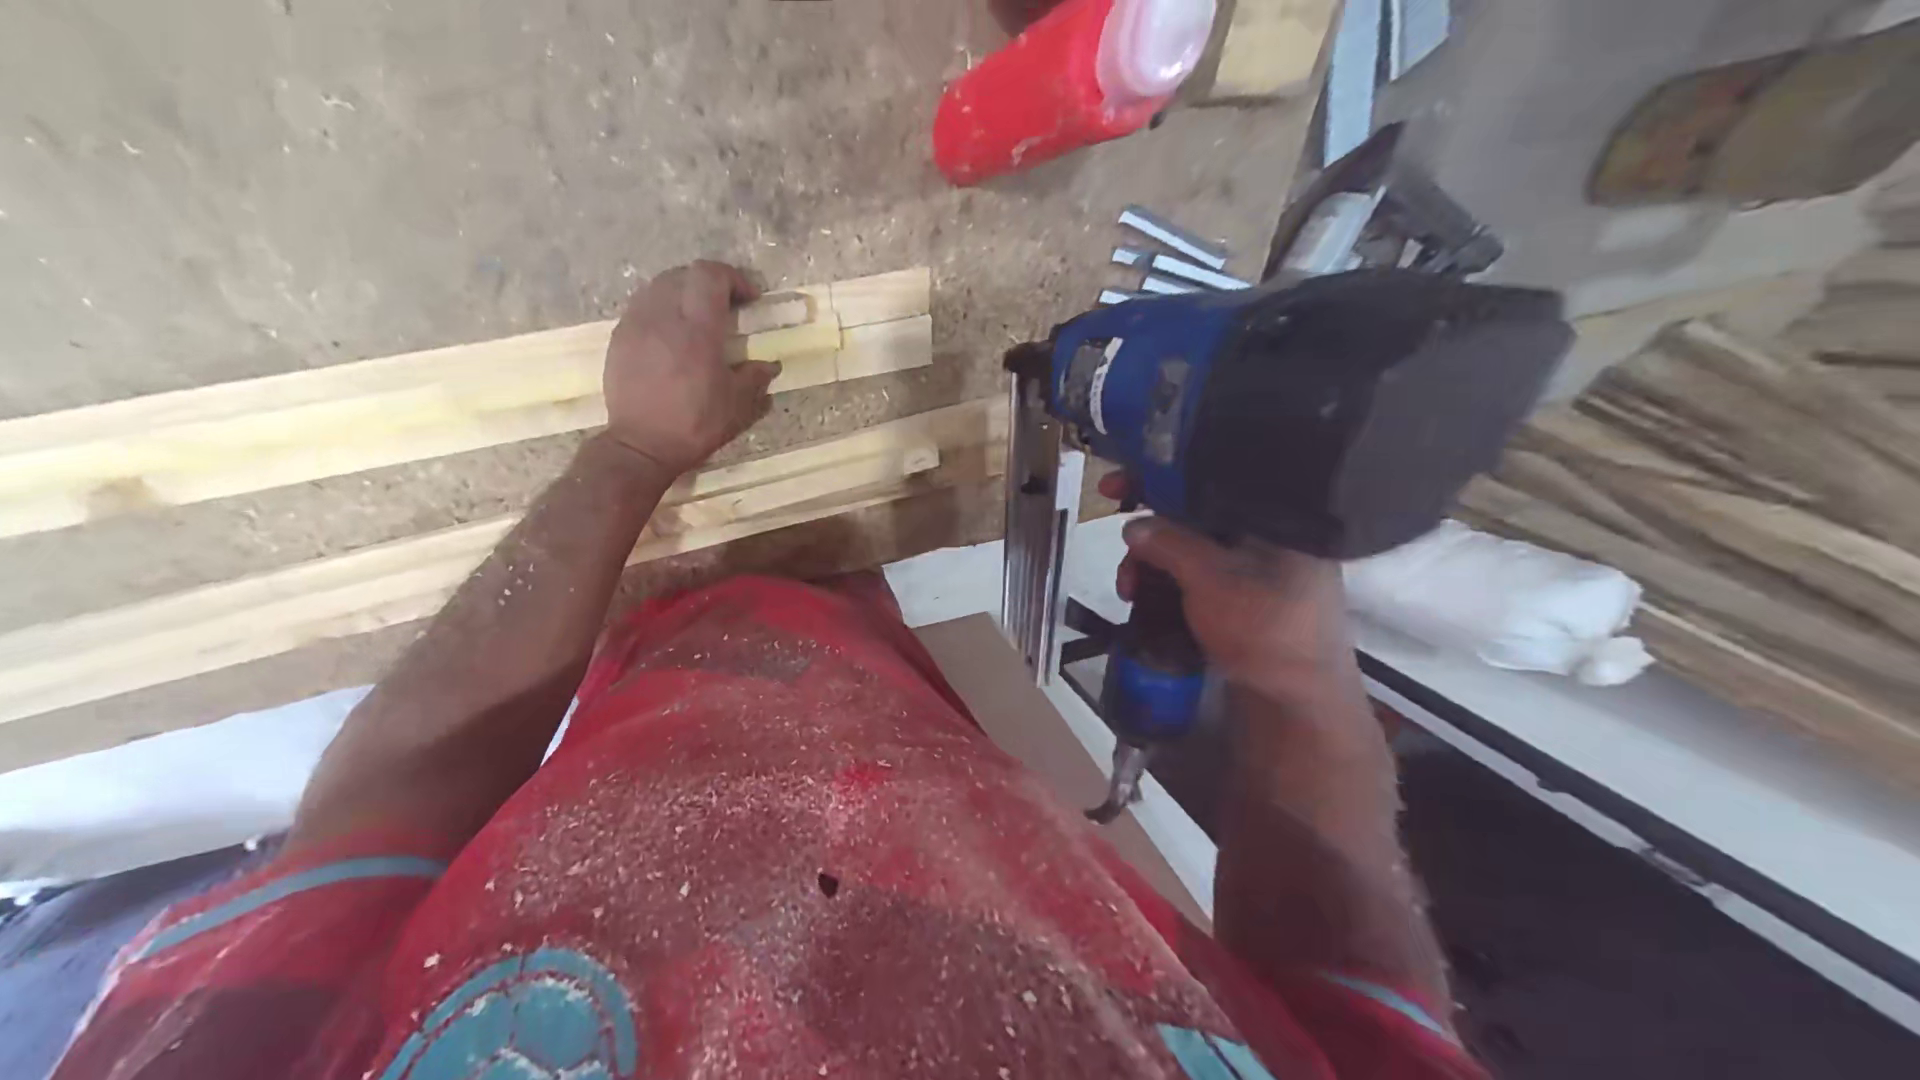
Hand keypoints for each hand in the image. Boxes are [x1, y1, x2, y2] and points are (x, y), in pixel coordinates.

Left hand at [602, 261, 780, 474]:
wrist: (641, 445)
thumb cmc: (695, 424)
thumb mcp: (737, 406)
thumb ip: (755, 378)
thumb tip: (769, 365)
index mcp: (697, 330)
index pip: (710, 275)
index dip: (733, 278)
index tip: (749, 299)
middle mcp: (663, 316)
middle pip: (684, 274)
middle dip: (709, 282)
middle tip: (726, 306)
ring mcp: (636, 324)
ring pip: (659, 286)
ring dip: (684, 292)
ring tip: (697, 318)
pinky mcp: (619, 338)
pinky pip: (643, 306)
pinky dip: (663, 309)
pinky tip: (673, 336)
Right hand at [1105, 472, 1355, 705]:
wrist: (1298, 702)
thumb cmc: (1265, 628)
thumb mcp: (1212, 579)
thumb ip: (1170, 544)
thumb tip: (1133, 525)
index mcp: (1268, 517)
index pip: (1207, 479)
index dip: (1158, 476)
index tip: (1117, 485)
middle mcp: (1260, 535)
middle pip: (1189, 516)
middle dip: (1147, 533)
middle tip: (1121, 549)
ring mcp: (1249, 568)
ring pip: (1185, 549)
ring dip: (1150, 564)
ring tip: (1129, 590)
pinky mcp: (1236, 597)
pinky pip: (1191, 576)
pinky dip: (1164, 583)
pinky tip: (1143, 601)